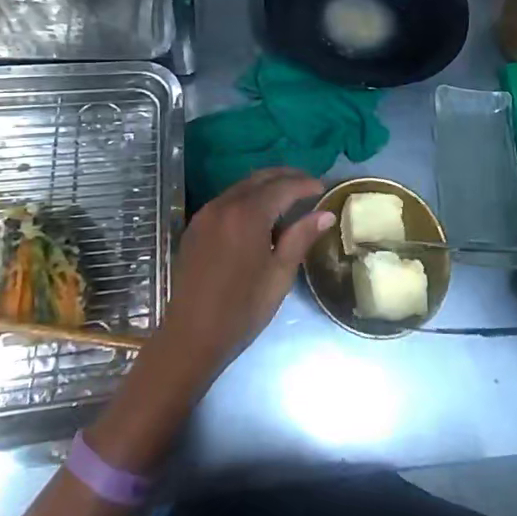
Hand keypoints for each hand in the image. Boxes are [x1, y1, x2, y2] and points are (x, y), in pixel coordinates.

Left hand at [153, 168, 330, 379]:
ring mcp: (205, 215)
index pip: (283, 186)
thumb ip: (301, 237)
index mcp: (247, 215)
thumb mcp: (280, 274)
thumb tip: (326, 214)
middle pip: (260, 178)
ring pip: (242, 187)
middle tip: (309, 186)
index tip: (324, 188)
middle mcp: (223, 206)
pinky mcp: (195, 228)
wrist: (190, 338)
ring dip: (267, 186)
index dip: (306, 184)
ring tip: (288, 199)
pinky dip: (248, 198)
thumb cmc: (242, 309)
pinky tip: (260, 216)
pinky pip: (227, 200)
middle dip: (287, 177)